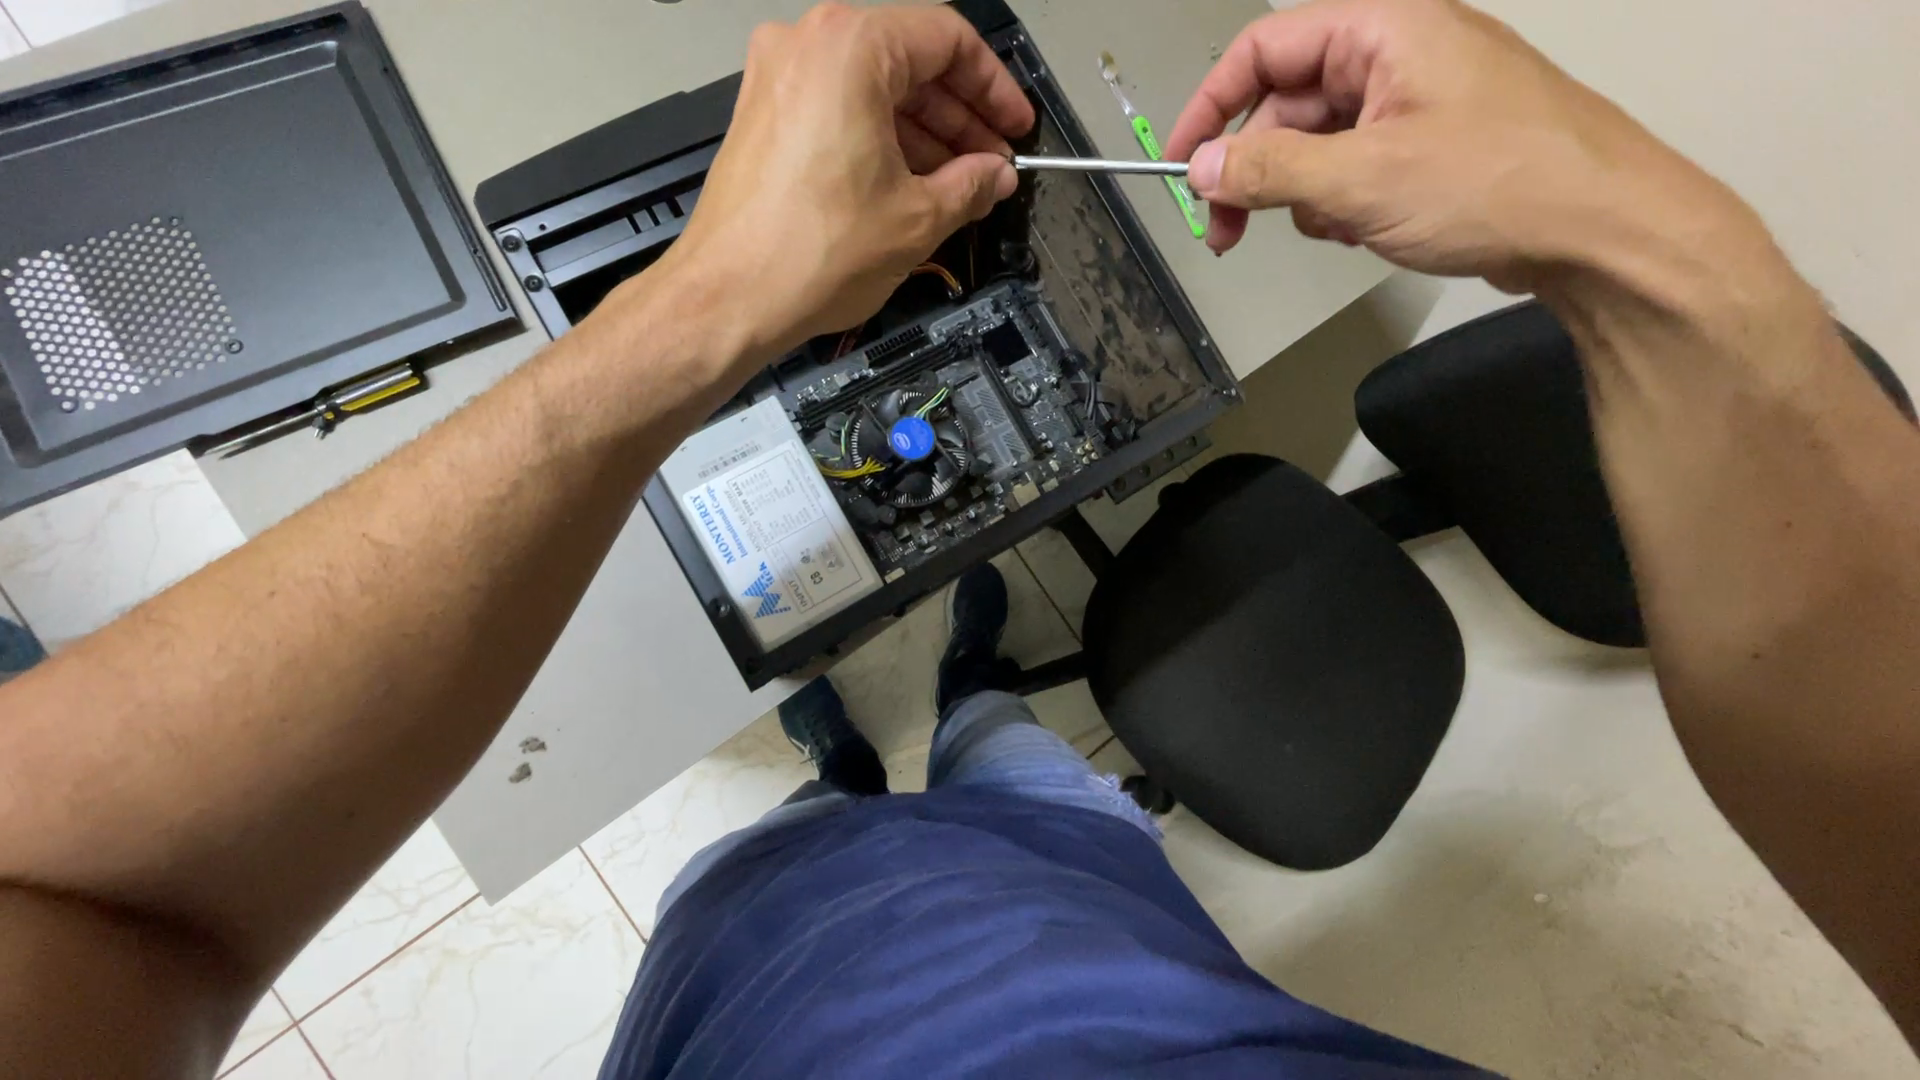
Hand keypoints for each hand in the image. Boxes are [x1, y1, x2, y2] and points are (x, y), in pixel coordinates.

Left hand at [657, 3, 1033, 359]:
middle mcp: (807, 47)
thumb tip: (996, 177)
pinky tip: (910, 186)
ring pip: (873, 90)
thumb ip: (971, 187)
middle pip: (908, 62)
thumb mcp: (917, 221)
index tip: (1015, 127)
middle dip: (960, 118)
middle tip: (992, 165)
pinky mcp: (764, 119)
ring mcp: (778, 81)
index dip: (994, 87)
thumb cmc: (811, 255)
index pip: (947, 39)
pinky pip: (839, 112)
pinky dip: (880, 141)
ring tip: (959, 186)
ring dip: (923, 134)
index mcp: (851, 49)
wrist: (729, 299)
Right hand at [1165, 0, 1760, 291]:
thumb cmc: (1497, 184)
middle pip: (1284, 104)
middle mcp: (1395, 54)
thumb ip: (1268, 170)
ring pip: (1314, 144)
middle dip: (1251, 172)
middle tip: (1226, 234)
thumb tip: (1201, 167)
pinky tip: (1360, 229)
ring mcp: (1412, 101)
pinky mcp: (1424, 145)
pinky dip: (1337, 204)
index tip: (1180, 165)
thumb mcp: (1361, 179)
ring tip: (1331, 228)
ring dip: (1300, 194)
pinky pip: (1349, 168)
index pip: (1264, 48)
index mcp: (1383, 29)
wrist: (1602, 231)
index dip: (1210, 106)